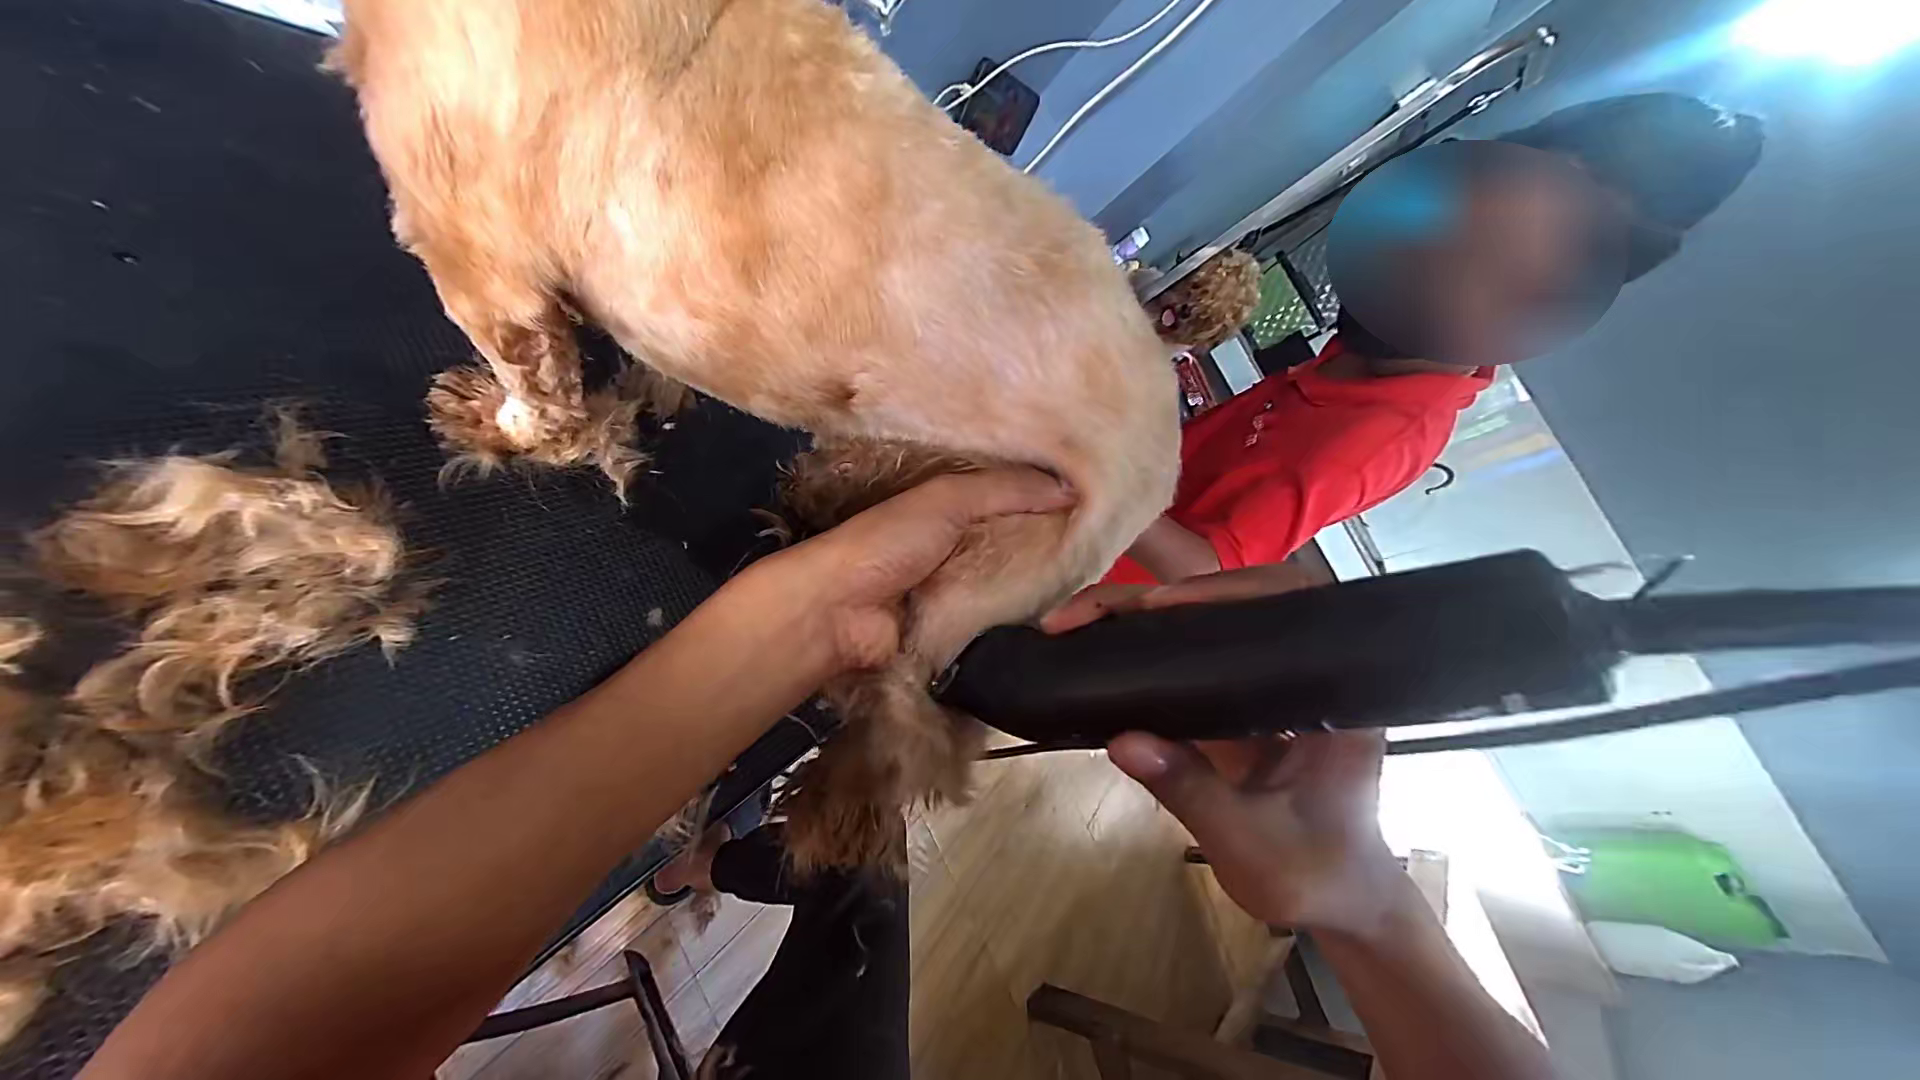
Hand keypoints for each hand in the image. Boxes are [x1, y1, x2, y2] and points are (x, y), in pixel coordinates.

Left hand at [740, 468, 1072, 674]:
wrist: (842, 613)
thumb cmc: (888, 543)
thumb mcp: (946, 500)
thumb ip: (1004, 489)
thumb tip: (1070, 487)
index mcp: (956, 509)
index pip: (1015, 499)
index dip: (1051, 498)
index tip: (1100, 501)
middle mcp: (965, 547)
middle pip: (1021, 542)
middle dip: (1058, 542)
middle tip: (1109, 543)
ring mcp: (967, 590)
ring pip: (1020, 581)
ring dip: (1050, 581)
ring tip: (1100, 576)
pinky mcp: (969, 629)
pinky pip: (1008, 617)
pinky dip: (1032, 615)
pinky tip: (1070, 612)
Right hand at [1043, 570, 1401, 935]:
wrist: (1334, 902)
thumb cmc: (1314, 878)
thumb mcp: (1252, 846)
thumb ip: (1192, 792)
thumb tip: (1121, 740)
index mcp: (1330, 695)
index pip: (1285, 608)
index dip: (1224, 591)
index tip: (1159, 604)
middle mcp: (1297, 674)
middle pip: (1228, 605)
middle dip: (1154, 598)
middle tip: (1087, 612)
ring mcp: (1262, 684)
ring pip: (1200, 624)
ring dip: (1138, 615)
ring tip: (1080, 621)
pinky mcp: (1232, 698)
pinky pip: (1185, 657)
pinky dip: (1140, 646)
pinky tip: (1099, 648)